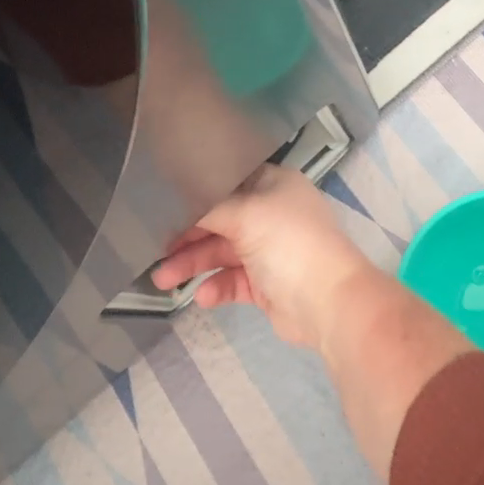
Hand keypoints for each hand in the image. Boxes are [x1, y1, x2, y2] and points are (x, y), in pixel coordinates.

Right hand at [151, 164, 375, 350]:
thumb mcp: (246, 214)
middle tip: (155, 250)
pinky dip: (216, 287)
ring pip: (222, 252)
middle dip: (188, 235)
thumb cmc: (290, 244)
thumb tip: (180, 203)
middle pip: (221, 219)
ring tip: (162, 280)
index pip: (229, 182)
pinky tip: (202, 297)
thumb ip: (209, 209)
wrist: (328, 302)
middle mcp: (272, 213)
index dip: (197, 194)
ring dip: (193, 264)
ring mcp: (269, 249)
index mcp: (274, 186)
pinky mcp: (266, 283)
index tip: (163, 205)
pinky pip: (232, 281)